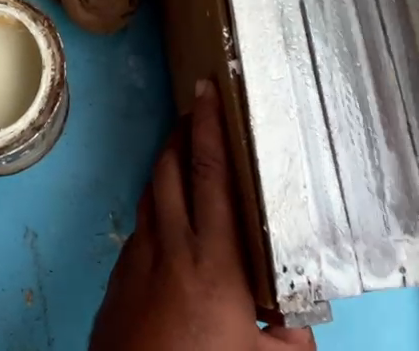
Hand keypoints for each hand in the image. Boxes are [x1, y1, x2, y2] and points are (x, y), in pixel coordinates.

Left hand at [90, 80, 314, 350]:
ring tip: (181, 151)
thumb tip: (299, 327)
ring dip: (165, 165)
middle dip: (181, 133)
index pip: (210, 174)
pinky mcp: (118, 278)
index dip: (209, 128)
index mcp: (214, 260)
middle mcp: (171, 247)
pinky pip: (138, 227)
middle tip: (196, 111)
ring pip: (150, 193)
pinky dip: (152, 207)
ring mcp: (138, 259)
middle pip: (170, 169)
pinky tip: (163, 216)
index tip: (207, 92)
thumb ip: (289, 340)